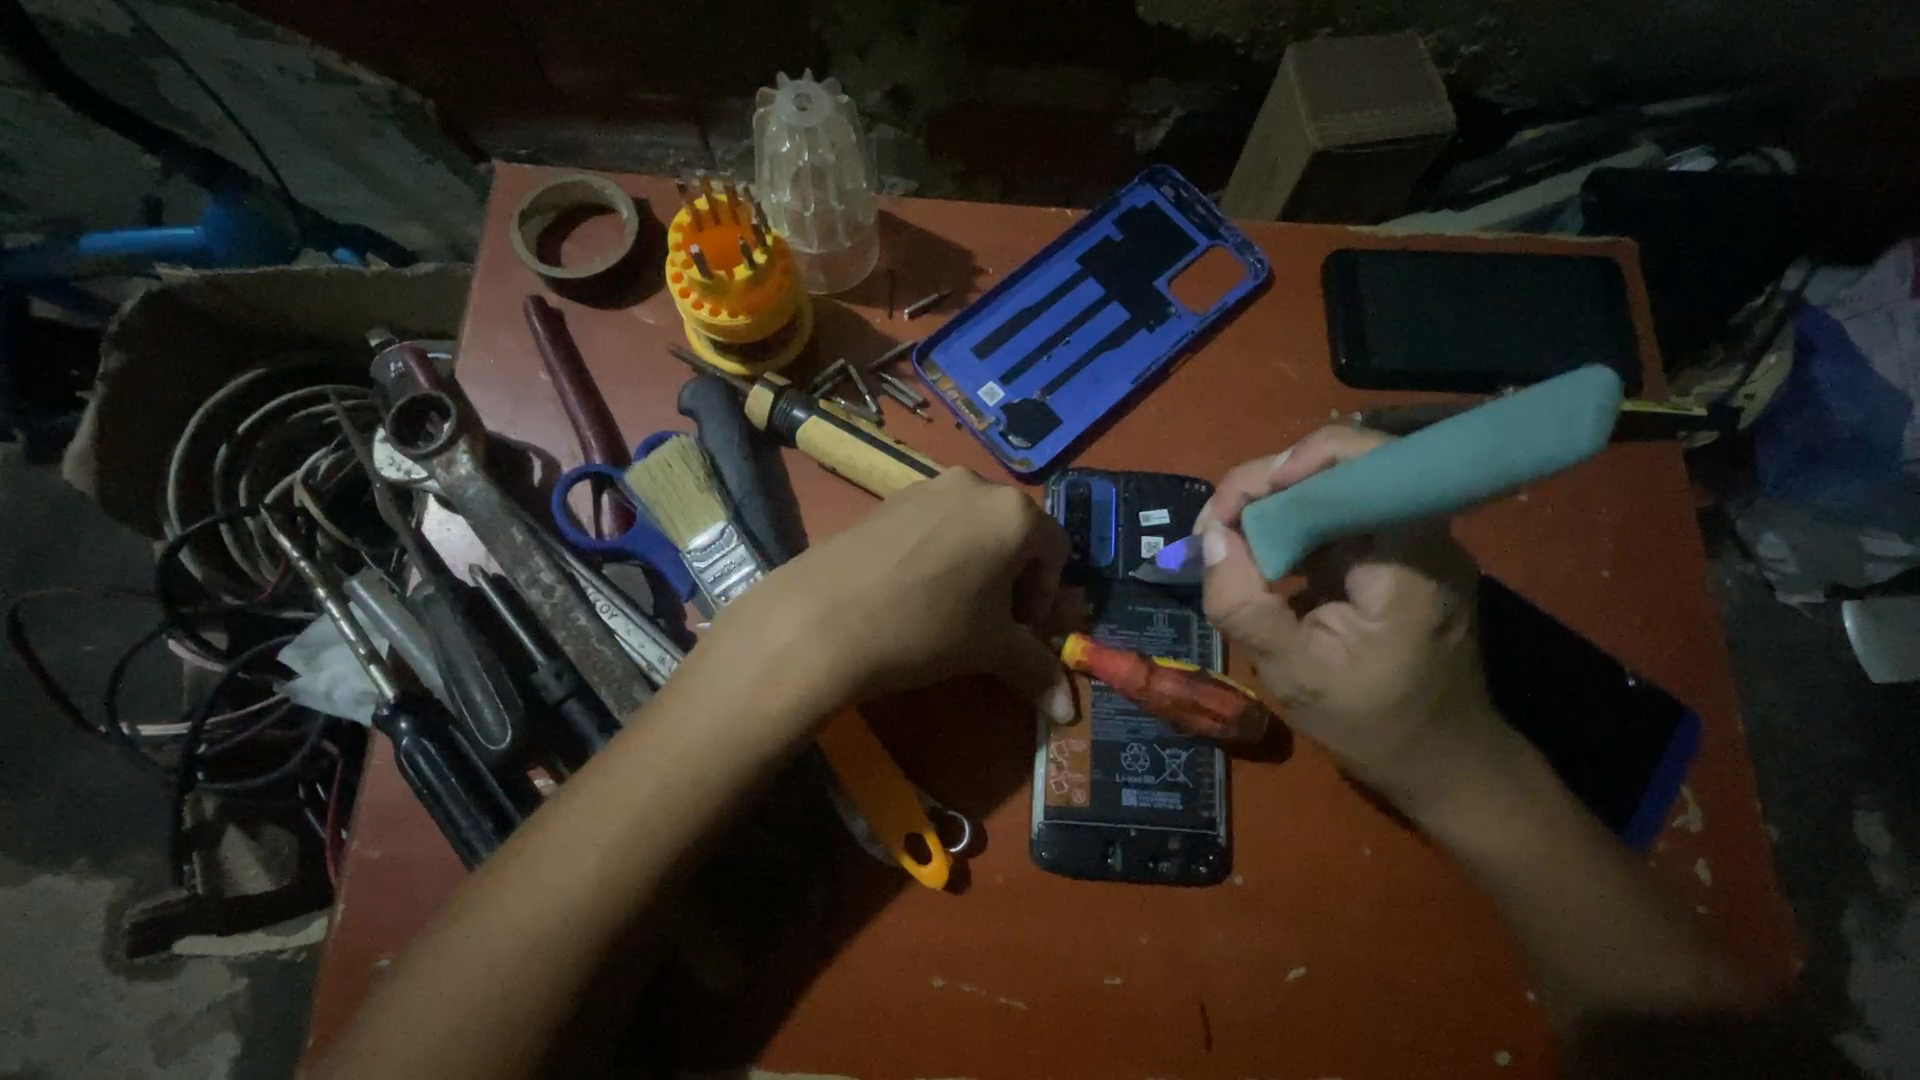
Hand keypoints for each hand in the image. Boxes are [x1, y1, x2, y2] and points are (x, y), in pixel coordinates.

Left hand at [707, 469, 1076, 722]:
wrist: (822, 617)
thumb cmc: (927, 627)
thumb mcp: (989, 649)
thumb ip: (1037, 671)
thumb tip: (1069, 714)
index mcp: (1014, 512)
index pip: (1057, 551)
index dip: (1045, 597)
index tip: (1019, 631)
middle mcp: (976, 485)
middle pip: (1014, 534)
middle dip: (1012, 581)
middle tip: (989, 623)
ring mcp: (927, 486)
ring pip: (972, 527)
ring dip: (976, 566)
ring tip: (948, 609)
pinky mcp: (887, 499)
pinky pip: (933, 524)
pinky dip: (939, 554)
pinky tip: (912, 592)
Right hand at [1196, 427, 1498, 805]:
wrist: (1443, 761)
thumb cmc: (1372, 725)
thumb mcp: (1293, 674)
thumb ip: (1244, 605)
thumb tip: (1210, 537)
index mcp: (1409, 557)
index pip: (1362, 462)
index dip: (1290, 466)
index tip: (1231, 511)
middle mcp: (1421, 531)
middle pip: (1337, 468)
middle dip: (1263, 490)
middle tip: (1212, 532)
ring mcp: (1412, 539)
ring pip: (1330, 489)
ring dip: (1269, 508)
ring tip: (1224, 544)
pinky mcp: (1395, 553)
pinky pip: (1335, 517)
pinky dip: (1288, 528)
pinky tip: (1257, 558)